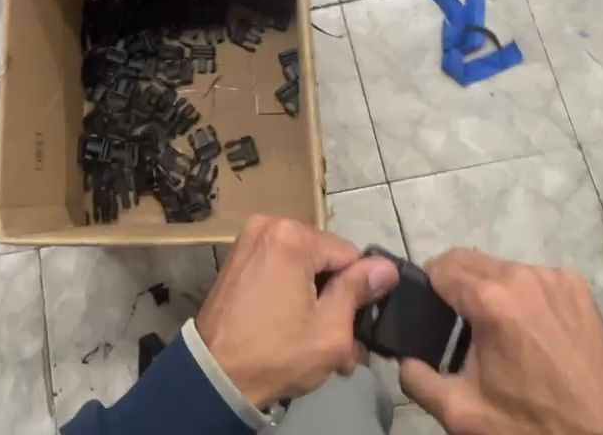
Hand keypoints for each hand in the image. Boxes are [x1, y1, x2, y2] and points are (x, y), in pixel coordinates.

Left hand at [195, 215, 398, 409]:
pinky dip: (292, 296)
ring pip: (301, 268)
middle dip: (336, 301)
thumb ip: (359, 291)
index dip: (360, 290)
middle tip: (343, 345)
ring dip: (316, 303)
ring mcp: (249, 242)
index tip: (359, 327)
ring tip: (322, 347)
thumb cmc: (277, 352)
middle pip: (323, 260)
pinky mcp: (237, 261)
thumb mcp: (331, 328)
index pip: (348, 254)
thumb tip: (387, 267)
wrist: (215, 375)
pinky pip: (278, 271)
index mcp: (291, 234)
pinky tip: (297, 331)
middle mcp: (268, 226)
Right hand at [399, 249, 602, 434]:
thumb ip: (418, 380)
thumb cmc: (533, 426)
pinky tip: (531, 327)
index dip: (428, 290)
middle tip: (460, 323)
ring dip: (489, 287)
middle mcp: (518, 275)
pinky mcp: (574, 285)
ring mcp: (550, 276)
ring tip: (499, 328)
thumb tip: (404, 358)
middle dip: (455, 283)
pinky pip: (531, 276)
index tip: (433, 316)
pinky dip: (522, 294)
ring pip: (499, 266)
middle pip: (467, 260)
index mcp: (488, 300)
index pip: (439, 268)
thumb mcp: (464, 415)